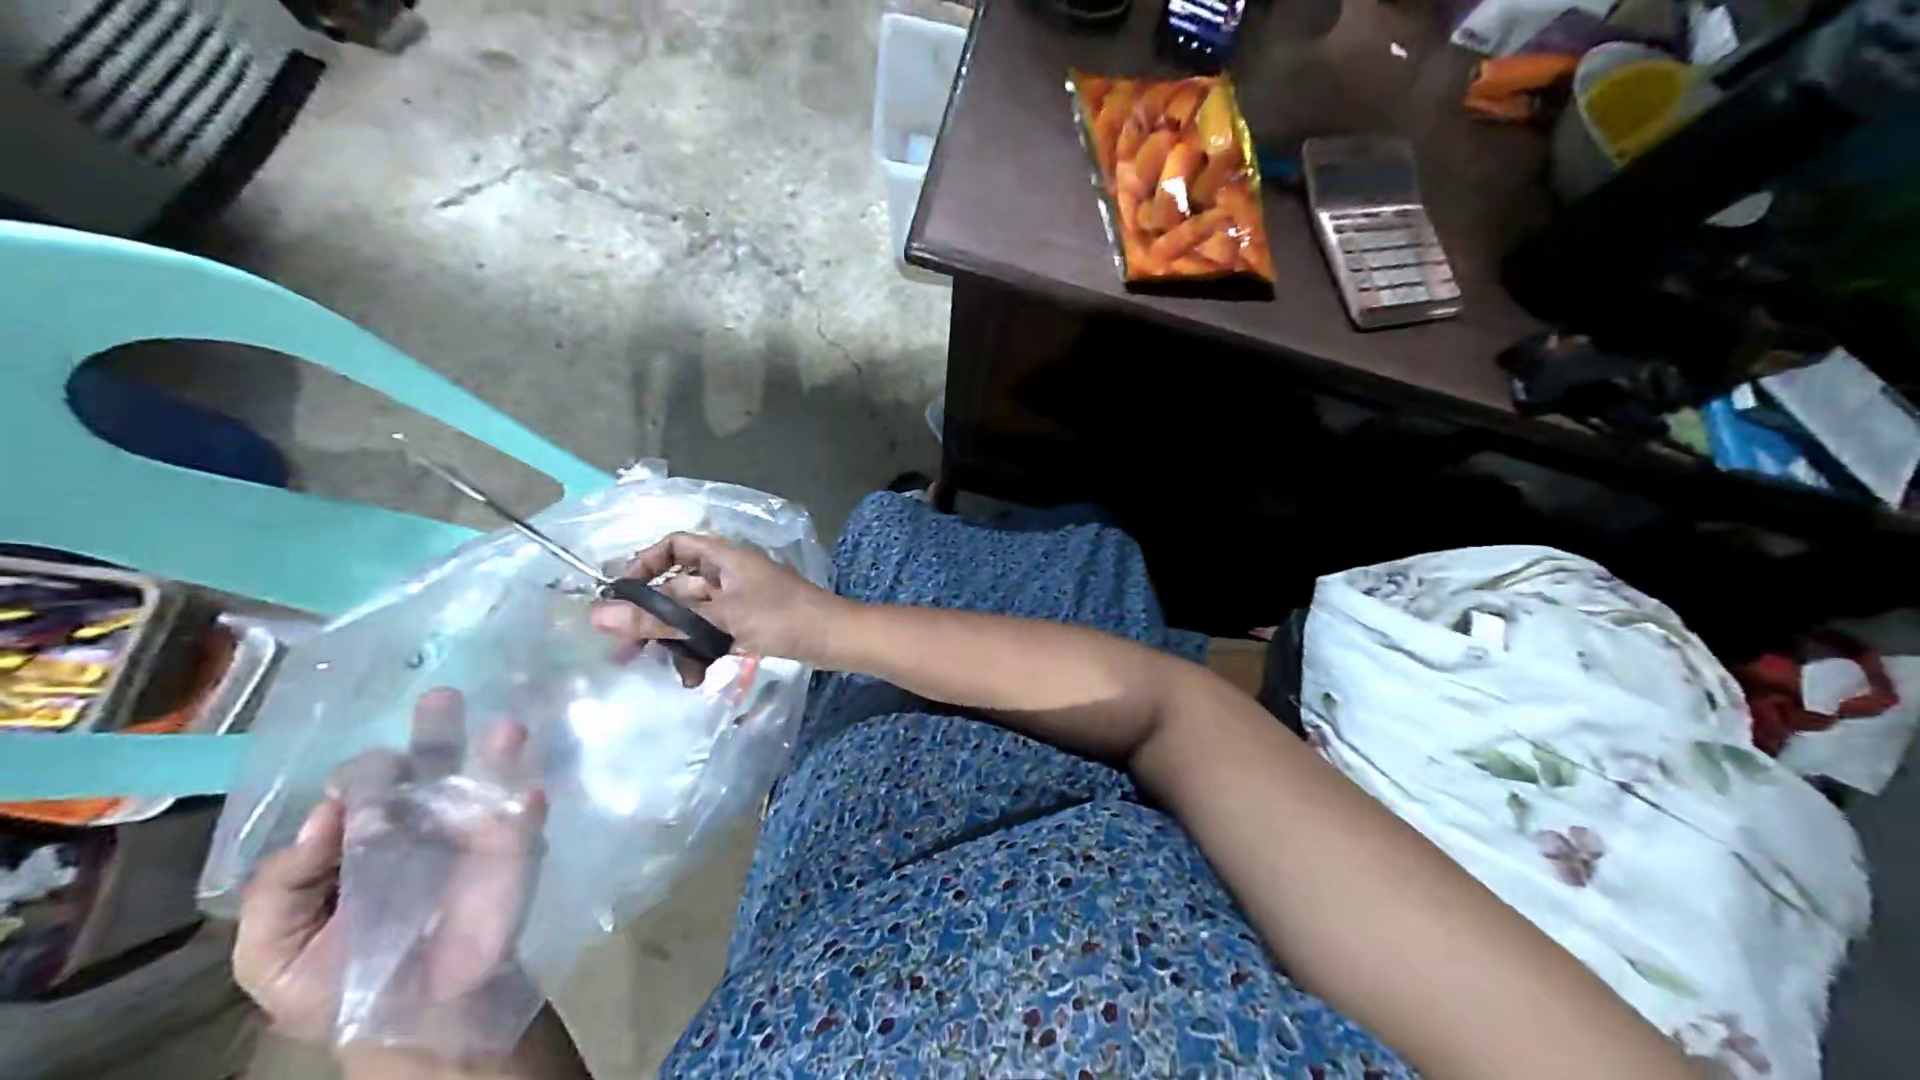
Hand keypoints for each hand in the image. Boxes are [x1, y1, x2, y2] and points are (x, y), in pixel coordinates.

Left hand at [233, 688, 546, 1052]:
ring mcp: (477, 830)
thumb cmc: (340, 981)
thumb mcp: (274, 952)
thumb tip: (324, 816)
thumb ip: (279, 890)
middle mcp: (426, 817)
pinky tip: (529, 797)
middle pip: (433, 762)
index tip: (352, 794)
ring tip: (508, 728)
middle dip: (436, 729)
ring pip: (489, 778)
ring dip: (500, 751)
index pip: (364, 788)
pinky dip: (527, 809)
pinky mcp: (516, 853)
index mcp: (367, 832)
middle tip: (440, 697)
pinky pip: (524, 825)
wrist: (418, 1017)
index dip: (359, 780)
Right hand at [589, 531, 845, 684]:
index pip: (675, 545)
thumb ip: (662, 618)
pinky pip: (713, 633)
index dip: (646, 563)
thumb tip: (599, 615)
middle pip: (679, 586)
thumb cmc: (781, 618)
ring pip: (694, 616)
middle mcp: (729, 573)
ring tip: (679, 673)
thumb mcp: (718, 618)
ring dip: (680, 643)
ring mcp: (739, 600)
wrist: (835, 639)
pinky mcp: (749, 624)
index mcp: (725, 557)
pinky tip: (698, 677)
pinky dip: (702, 651)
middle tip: (628, 650)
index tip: (622, 594)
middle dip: (656, 619)